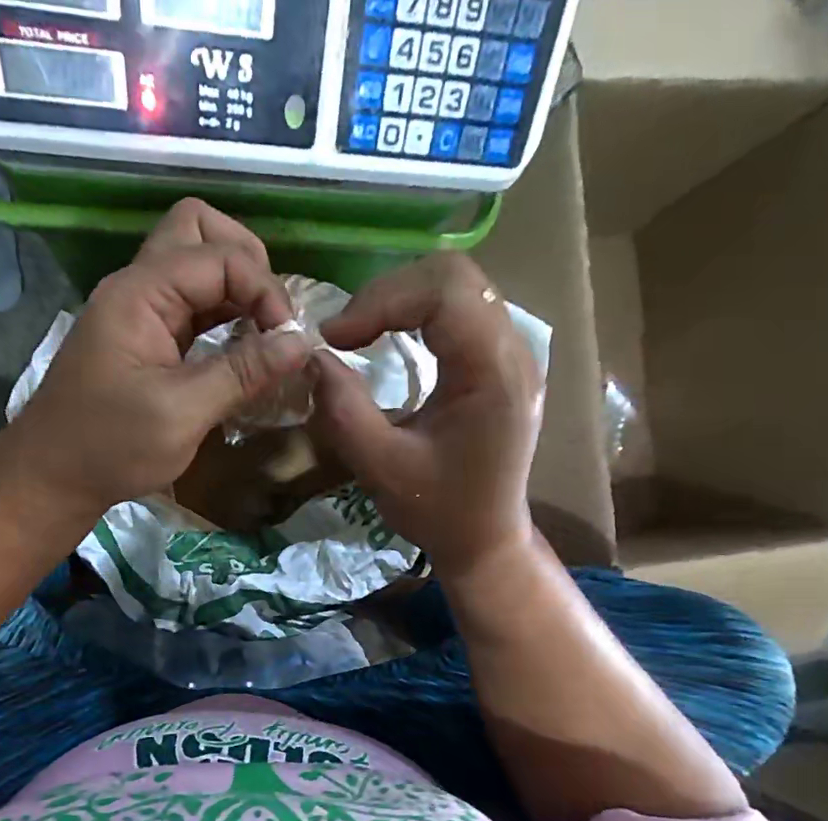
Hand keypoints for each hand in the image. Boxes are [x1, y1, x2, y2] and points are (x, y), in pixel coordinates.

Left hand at [0, 199, 311, 515]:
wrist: (51, 479)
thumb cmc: (109, 448)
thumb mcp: (181, 414)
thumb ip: (242, 373)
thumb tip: (302, 343)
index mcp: (139, 293)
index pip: (219, 256)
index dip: (264, 288)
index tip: (287, 340)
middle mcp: (137, 288)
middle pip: (198, 232)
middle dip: (246, 264)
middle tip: (269, 316)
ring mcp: (138, 312)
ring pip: (195, 266)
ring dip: (235, 291)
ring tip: (263, 336)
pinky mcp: (143, 339)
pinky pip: (190, 306)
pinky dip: (221, 317)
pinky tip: (242, 350)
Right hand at [310, 254, 543, 577]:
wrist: (486, 539)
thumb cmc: (437, 510)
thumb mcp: (380, 467)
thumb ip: (344, 410)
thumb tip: (312, 357)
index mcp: (493, 374)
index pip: (444, 292)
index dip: (380, 300)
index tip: (334, 337)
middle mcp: (515, 350)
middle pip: (454, 275)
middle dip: (388, 292)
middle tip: (345, 332)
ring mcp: (514, 352)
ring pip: (459, 284)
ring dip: (402, 298)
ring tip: (361, 331)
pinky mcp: (502, 359)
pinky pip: (462, 308)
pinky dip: (418, 311)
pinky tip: (390, 337)